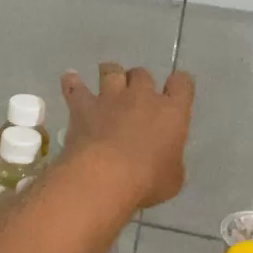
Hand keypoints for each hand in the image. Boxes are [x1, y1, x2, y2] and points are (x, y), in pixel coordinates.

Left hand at [61, 62, 194, 208]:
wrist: (104, 177)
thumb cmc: (147, 182)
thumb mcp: (172, 179)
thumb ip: (171, 162)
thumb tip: (166, 161)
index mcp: (172, 113)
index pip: (182, 84)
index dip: (179, 85)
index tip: (175, 93)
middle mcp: (142, 97)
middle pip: (143, 74)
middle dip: (139, 82)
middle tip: (135, 99)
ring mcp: (110, 98)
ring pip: (111, 70)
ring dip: (110, 74)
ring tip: (108, 82)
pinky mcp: (83, 106)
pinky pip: (75, 86)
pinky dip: (72, 82)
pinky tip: (70, 80)